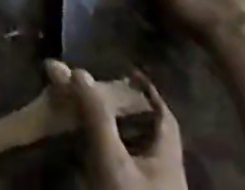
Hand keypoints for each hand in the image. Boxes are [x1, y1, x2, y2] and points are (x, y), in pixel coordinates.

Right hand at [45, 62, 186, 189]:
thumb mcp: (112, 161)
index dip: (147, 92)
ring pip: (128, 153)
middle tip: (92, 90)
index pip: (164, 116)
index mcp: (167, 159)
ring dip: (105, 132)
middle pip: (144, 133)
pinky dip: (97, 157)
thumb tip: (77, 71)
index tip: (126, 71)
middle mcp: (161, 174)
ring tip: (77, 113)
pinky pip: (115, 172)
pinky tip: (76, 153)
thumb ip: (96, 117)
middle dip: (120, 110)